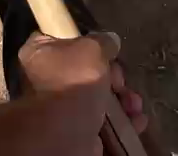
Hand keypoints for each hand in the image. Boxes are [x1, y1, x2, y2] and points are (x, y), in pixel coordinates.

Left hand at [19, 32, 149, 147]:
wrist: (64, 137)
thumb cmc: (72, 83)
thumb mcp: (91, 50)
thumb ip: (102, 42)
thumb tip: (111, 40)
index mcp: (40, 53)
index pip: (66, 40)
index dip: (91, 45)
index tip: (109, 53)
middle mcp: (47, 80)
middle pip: (88, 72)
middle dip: (115, 79)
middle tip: (122, 84)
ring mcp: (62, 110)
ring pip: (99, 100)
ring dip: (123, 102)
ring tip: (134, 106)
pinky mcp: (78, 133)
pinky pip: (104, 124)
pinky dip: (122, 123)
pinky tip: (136, 122)